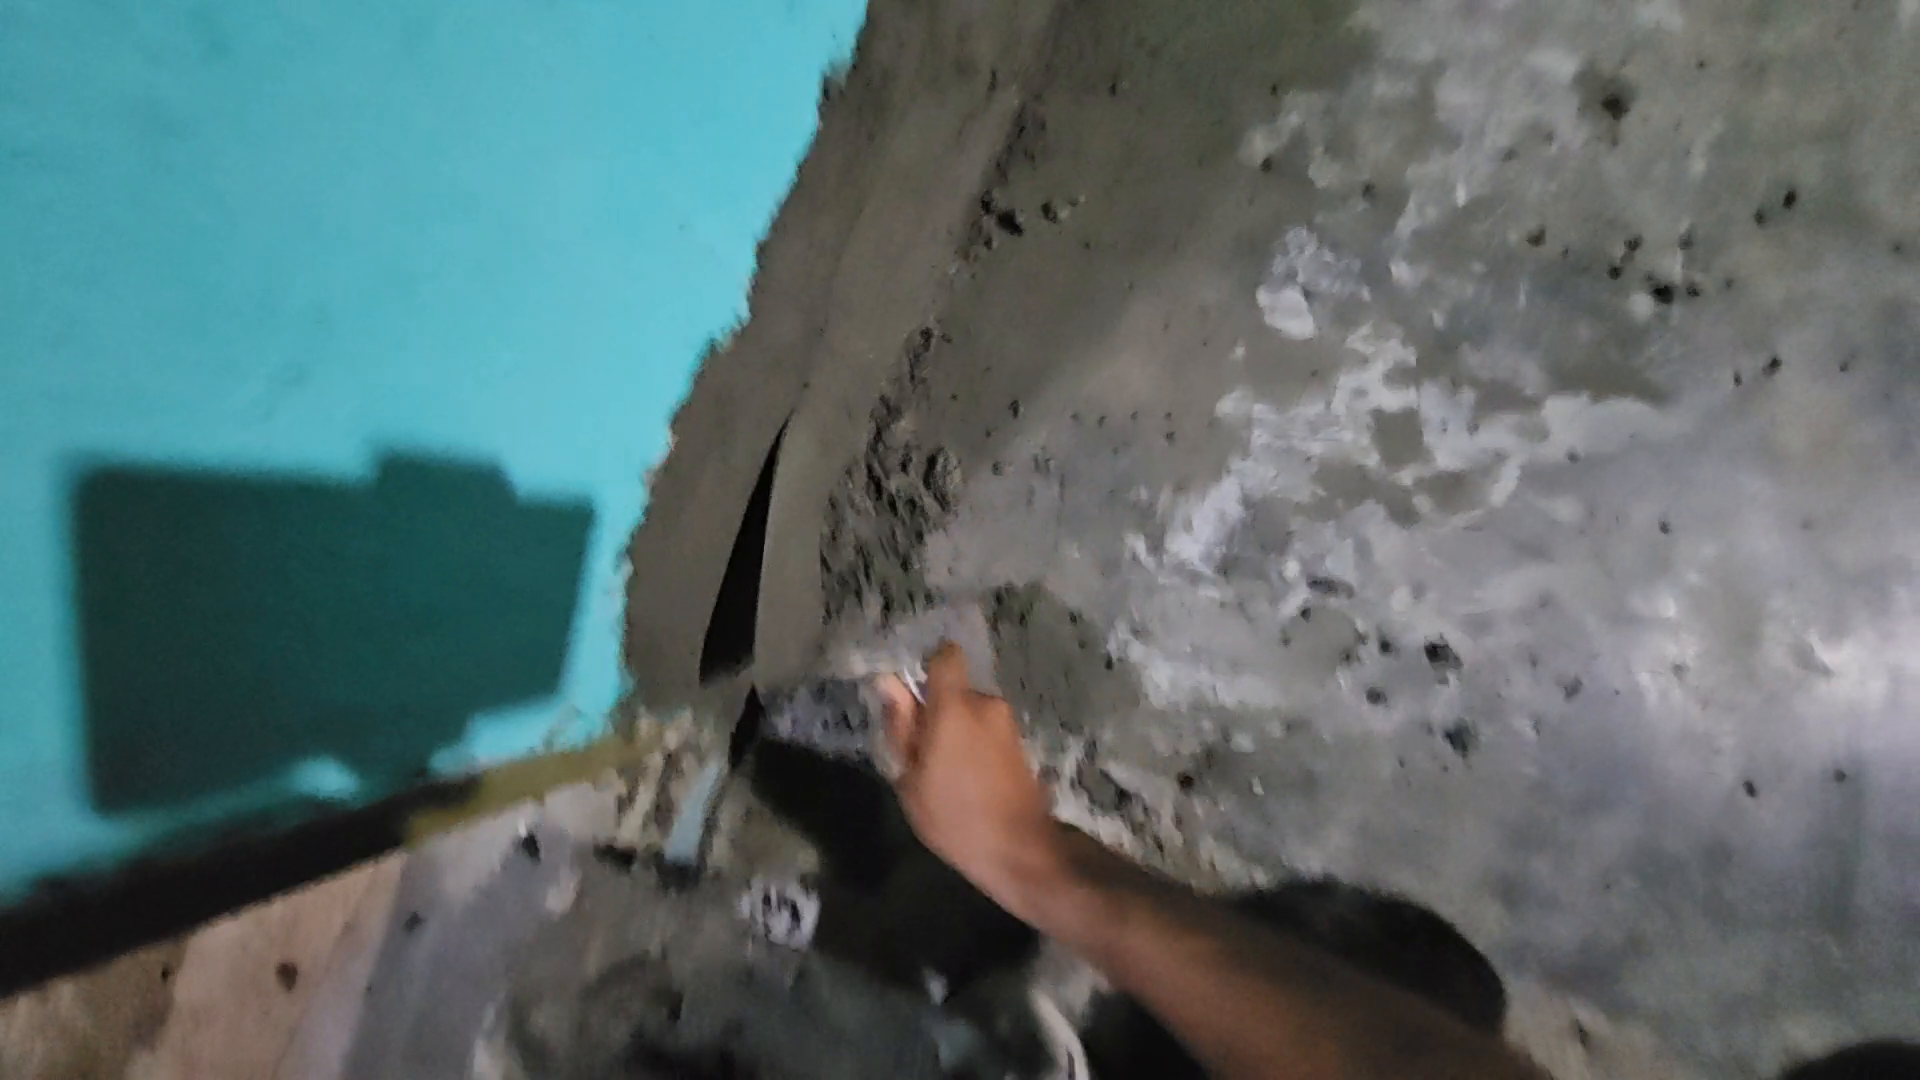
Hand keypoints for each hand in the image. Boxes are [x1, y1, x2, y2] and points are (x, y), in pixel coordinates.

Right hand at [877, 643, 1060, 912]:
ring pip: (972, 713)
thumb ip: (901, 725)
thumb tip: (888, 681)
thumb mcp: (910, 778)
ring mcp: (1008, 723)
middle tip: (925, 754)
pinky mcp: (1020, 742)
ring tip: (948, 774)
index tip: (915, 693)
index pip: (947, 656)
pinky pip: (988, 730)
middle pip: (956, 691)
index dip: (930, 665)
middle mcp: (986, 704)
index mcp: (955, 707)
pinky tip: (971, 781)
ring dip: (959, 732)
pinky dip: (977, 746)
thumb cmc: (954, 816)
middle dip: (940, 712)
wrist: (1019, 850)